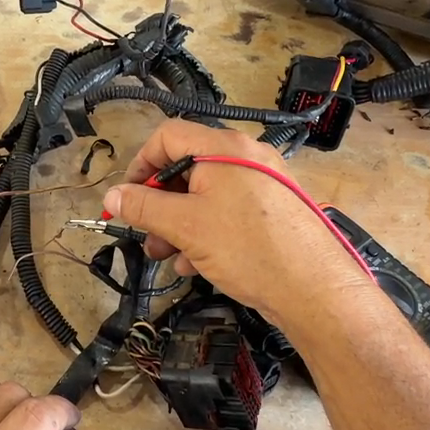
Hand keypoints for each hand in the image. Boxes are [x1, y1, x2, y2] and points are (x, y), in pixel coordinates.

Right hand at [99, 119, 368, 326]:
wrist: (317, 293)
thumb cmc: (247, 249)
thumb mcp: (184, 226)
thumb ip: (143, 206)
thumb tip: (112, 196)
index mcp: (225, 148)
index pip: (167, 136)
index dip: (141, 164)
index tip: (128, 196)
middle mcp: (247, 157)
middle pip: (187, 166)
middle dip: (159, 201)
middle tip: (144, 232)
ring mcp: (265, 183)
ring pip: (206, 193)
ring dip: (177, 221)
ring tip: (165, 254)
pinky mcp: (275, 211)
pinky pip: (228, 210)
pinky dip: (205, 230)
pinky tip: (194, 263)